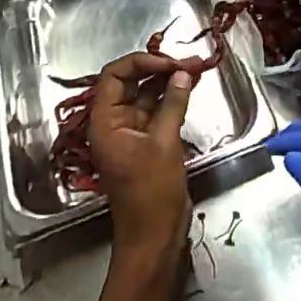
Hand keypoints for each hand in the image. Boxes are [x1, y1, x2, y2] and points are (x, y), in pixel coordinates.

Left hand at [89, 53, 198, 260]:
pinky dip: (172, 100)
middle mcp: (113, 121)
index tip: (169, 62)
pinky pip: (157, 112)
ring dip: (169, 82)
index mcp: (104, 120)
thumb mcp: (164, 144)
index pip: (115, 75)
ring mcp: (131, 132)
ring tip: (196, 68)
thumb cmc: (152, 193)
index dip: (141, 62)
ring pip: (146, 96)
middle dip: (160, 69)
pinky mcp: (147, 142)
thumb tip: (182, 73)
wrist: (154, 239)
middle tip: (190, 61)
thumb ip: (172, 105)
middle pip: (131, 82)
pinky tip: (190, 88)